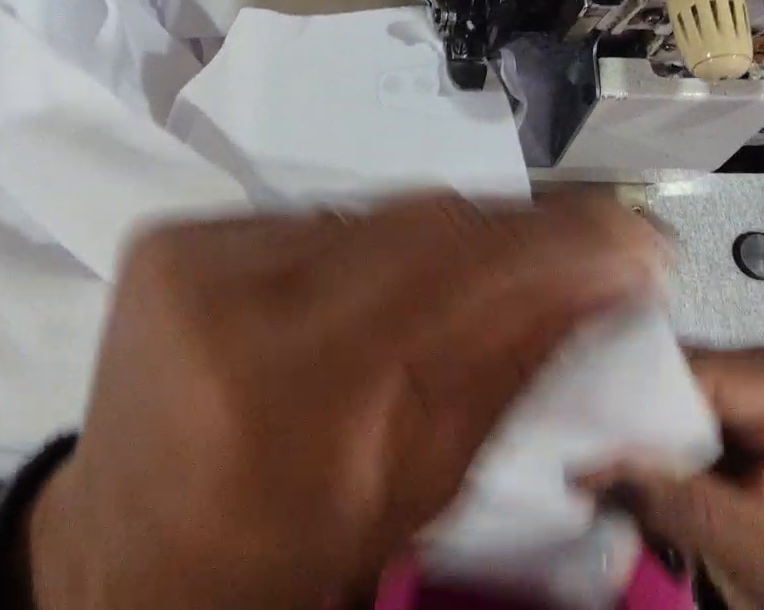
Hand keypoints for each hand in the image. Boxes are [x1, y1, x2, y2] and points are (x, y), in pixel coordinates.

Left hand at [26, 193, 665, 609]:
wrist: (131, 546)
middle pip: (407, 222)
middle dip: (503, 236)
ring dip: (430, 243)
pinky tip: (371, 287)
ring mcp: (186, 247)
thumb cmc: (275, 553)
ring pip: (361, 212)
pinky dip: (358, 247)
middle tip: (573, 252)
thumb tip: (599, 277)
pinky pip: (304, 220)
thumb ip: (503, 369)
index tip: (632, 236)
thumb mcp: (409, 490)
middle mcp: (221, 284)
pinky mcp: (171, 233)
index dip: (552, 239)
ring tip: (472, 280)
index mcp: (281, 377)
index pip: (448, 264)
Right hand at [585, 350, 763, 609]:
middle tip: (575, 429)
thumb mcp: (759, 553)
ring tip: (588, 440)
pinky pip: (684, 404)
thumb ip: (677, 503)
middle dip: (634, 404)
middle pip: (690, 371)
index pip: (708, 373)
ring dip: (636, 418)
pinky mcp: (749, 412)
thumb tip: (584, 465)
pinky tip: (619, 449)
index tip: (578, 416)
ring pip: (678, 384)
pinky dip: (652, 430)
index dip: (639, 392)